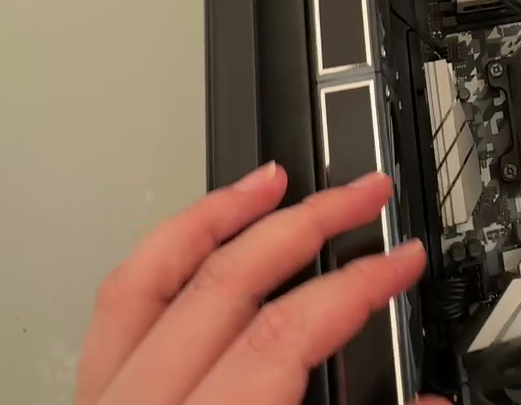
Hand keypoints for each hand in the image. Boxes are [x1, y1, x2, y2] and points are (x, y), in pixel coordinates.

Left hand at [76, 166, 439, 404]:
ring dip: (218, 216)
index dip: (357, 287)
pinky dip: (167, 255)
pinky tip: (206, 233)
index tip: (403, 263)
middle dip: (309, 224)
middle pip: (223, 288)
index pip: (283, 340)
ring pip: (146, 283)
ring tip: (275, 180)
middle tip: (365, 195)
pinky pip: (117, 311)